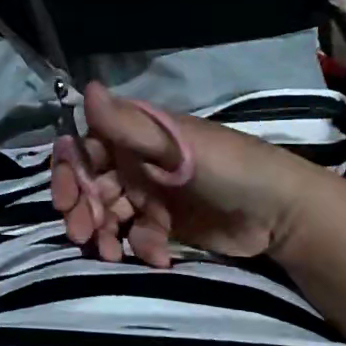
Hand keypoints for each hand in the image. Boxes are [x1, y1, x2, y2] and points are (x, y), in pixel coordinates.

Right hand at [50, 83, 324, 266]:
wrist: (280, 213)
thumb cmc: (229, 167)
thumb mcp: (176, 145)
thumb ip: (128, 125)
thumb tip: (86, 88)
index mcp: (136, 137)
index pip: (86, 149)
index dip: (69, 172)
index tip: (65, 197)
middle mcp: (137, 163)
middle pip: (91, 186)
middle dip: (81, 209)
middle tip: (79, 233)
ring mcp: (150, 195)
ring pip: (109, 215)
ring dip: (103, 234)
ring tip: (110, 255)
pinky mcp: (165, 225)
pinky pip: (137, 236)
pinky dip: (141, 248)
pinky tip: (159, 257)